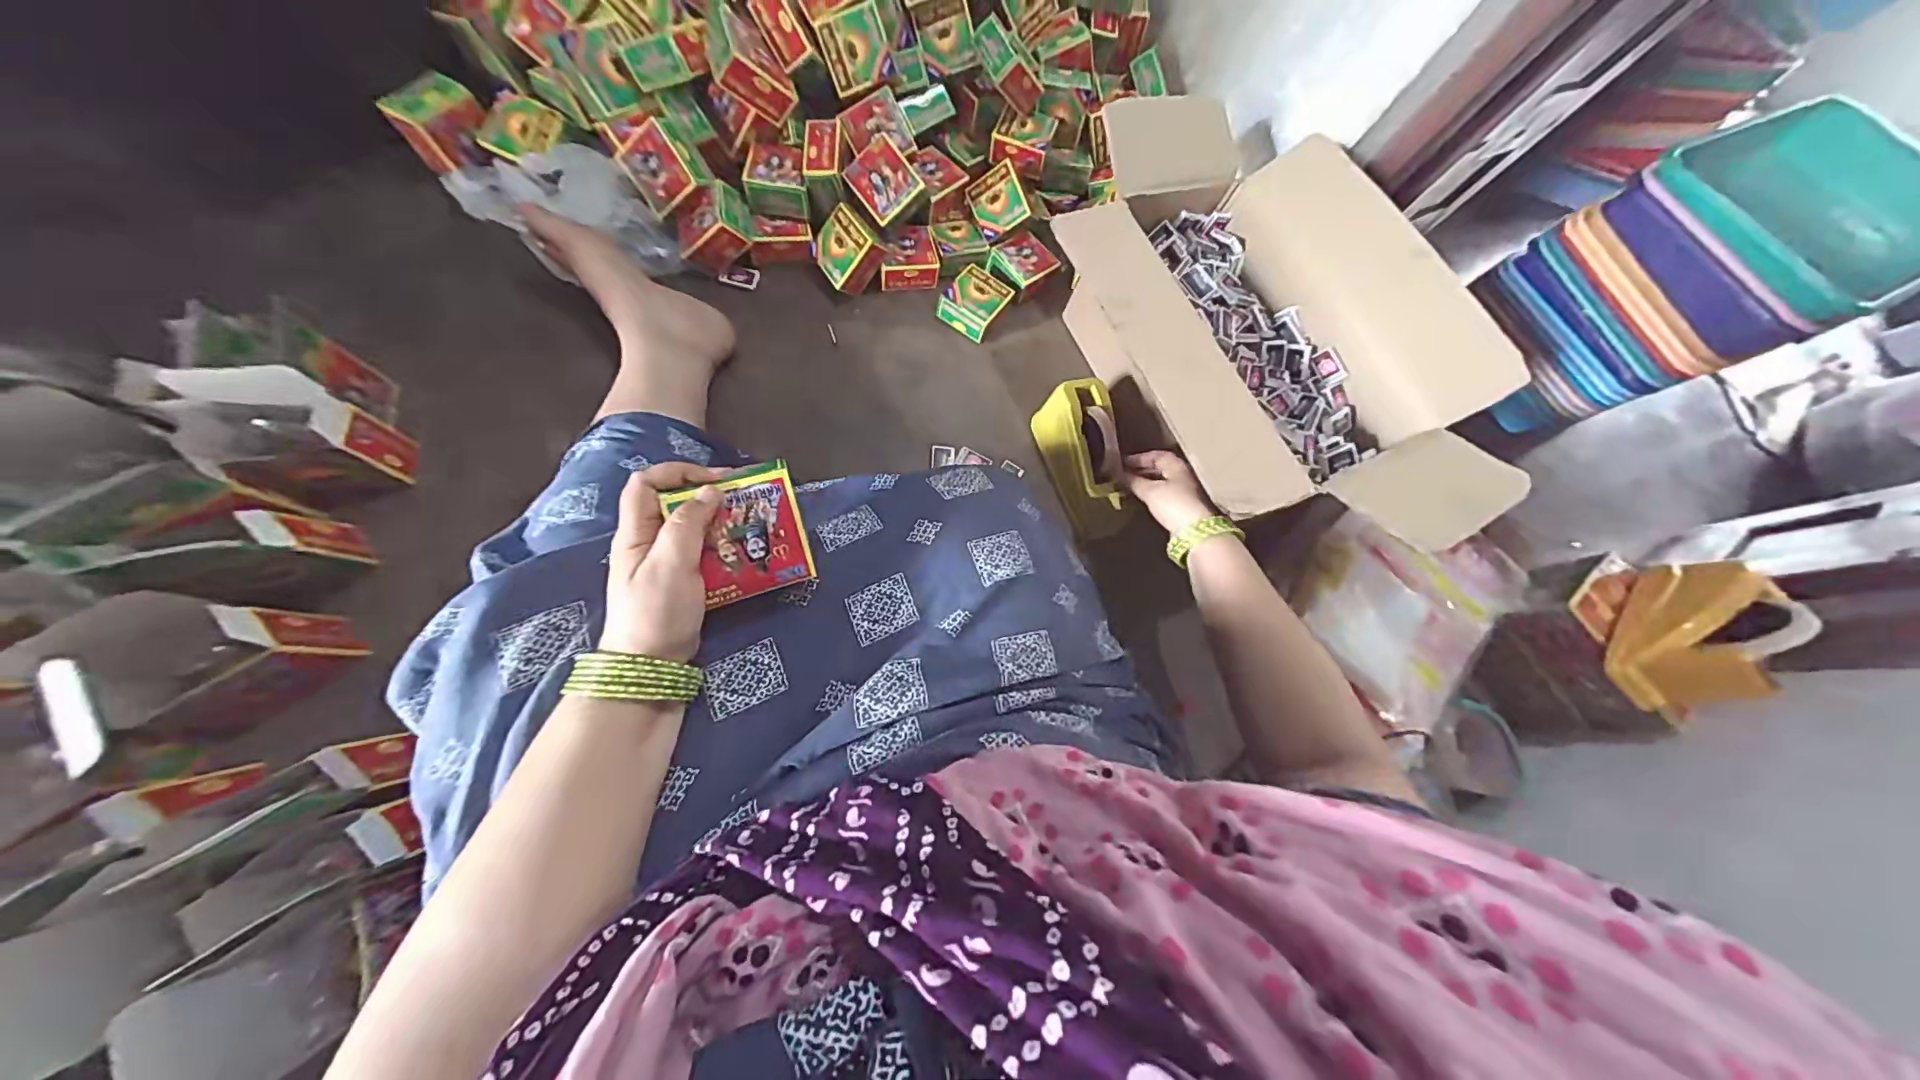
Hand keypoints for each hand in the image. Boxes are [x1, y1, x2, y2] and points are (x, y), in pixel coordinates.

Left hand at [599, 463, 728, 662]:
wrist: (651, 665)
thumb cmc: (656, 611)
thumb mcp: (671, 562)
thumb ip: (689, 523)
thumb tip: (710, 492)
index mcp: (636, 532)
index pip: (647, 482)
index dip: (679, 472)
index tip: (715, 481)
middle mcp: (649, 543)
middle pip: (676, 504)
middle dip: (710, 498)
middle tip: (743, 501)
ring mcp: (666, 563)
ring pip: (694, 529)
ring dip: (721, 524)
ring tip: (749, 527)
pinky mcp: (683, 582)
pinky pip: (704, 554)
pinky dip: (724, 549)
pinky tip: (743, 555)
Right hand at [1120, 450, 1217, 535]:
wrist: (1193, 530)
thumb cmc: (1172, 504)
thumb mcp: (1149, 491)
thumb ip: (1134, 481)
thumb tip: (1121, 475)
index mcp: (1176, 465)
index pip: (1156, 455)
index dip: (1138, 458)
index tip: (1123, 463)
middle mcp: (1182, 474)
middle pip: (1160, 467)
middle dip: (1142, 469)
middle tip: (1124, 473)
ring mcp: (1183, 490)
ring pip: (1162, 480)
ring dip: (1146, 481)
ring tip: (1130, 484)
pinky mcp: (1182, 504)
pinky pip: (1163, 492)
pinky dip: (1151, 491)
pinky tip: (1142, 496)